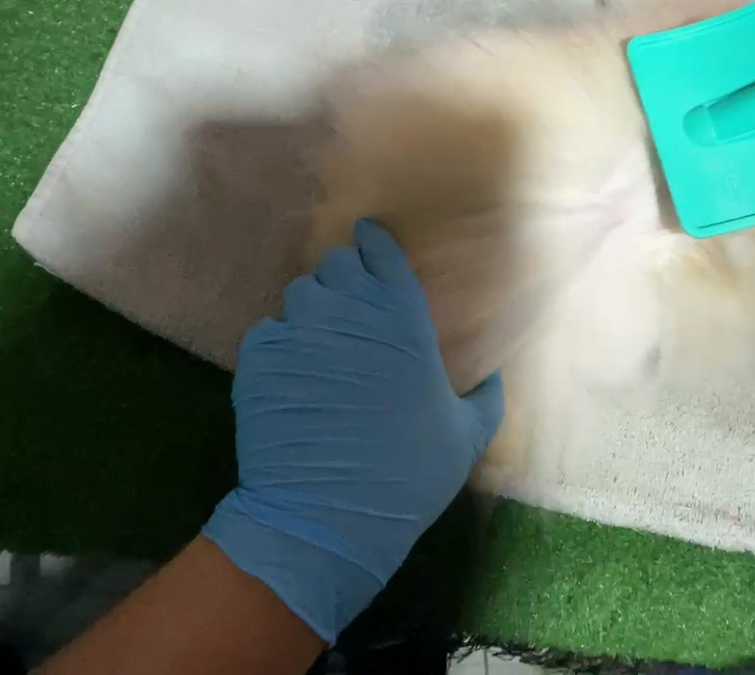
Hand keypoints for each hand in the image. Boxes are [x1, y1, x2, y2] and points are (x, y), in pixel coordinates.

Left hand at [203, 219, 504, 642]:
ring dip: (311, 309)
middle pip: (336, 263)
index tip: (369, 239)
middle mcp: (348, 307)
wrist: (327, 515)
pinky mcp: (259, 357)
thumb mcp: (465, 436)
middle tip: (348, 305)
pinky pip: (267, 332)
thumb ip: (485, 397)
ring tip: (316, 340)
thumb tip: (495, 375)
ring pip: (300, 293)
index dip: (374, 241)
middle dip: (342, 277)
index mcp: (401, 314)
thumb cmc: (406, 471)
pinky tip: (288, 374)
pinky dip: (278, 345)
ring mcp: (299, 329)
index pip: (382, 251)